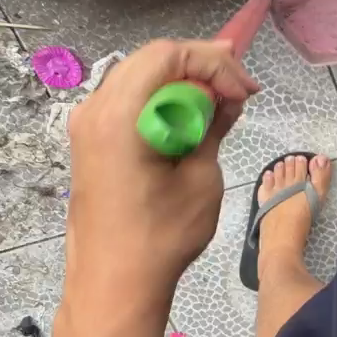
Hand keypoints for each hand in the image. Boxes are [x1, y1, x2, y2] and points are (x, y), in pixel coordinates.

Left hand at [63, 40, 260, 303]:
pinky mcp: (94, 139)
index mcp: (119, 116)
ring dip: (187, 83)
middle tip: (242, 92)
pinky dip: (168, 100)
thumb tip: (228, 98)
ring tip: (225, 104)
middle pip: (153, 59)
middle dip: (204, 68)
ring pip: (143, 76)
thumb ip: (212, 126)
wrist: (116, 280)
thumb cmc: (162, 234)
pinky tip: (195, 118)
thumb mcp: (202, 177)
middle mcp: (95, 110)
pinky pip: (133, 99)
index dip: (215, 63)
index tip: (246, 92)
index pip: (168, 56)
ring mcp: (89, 124)